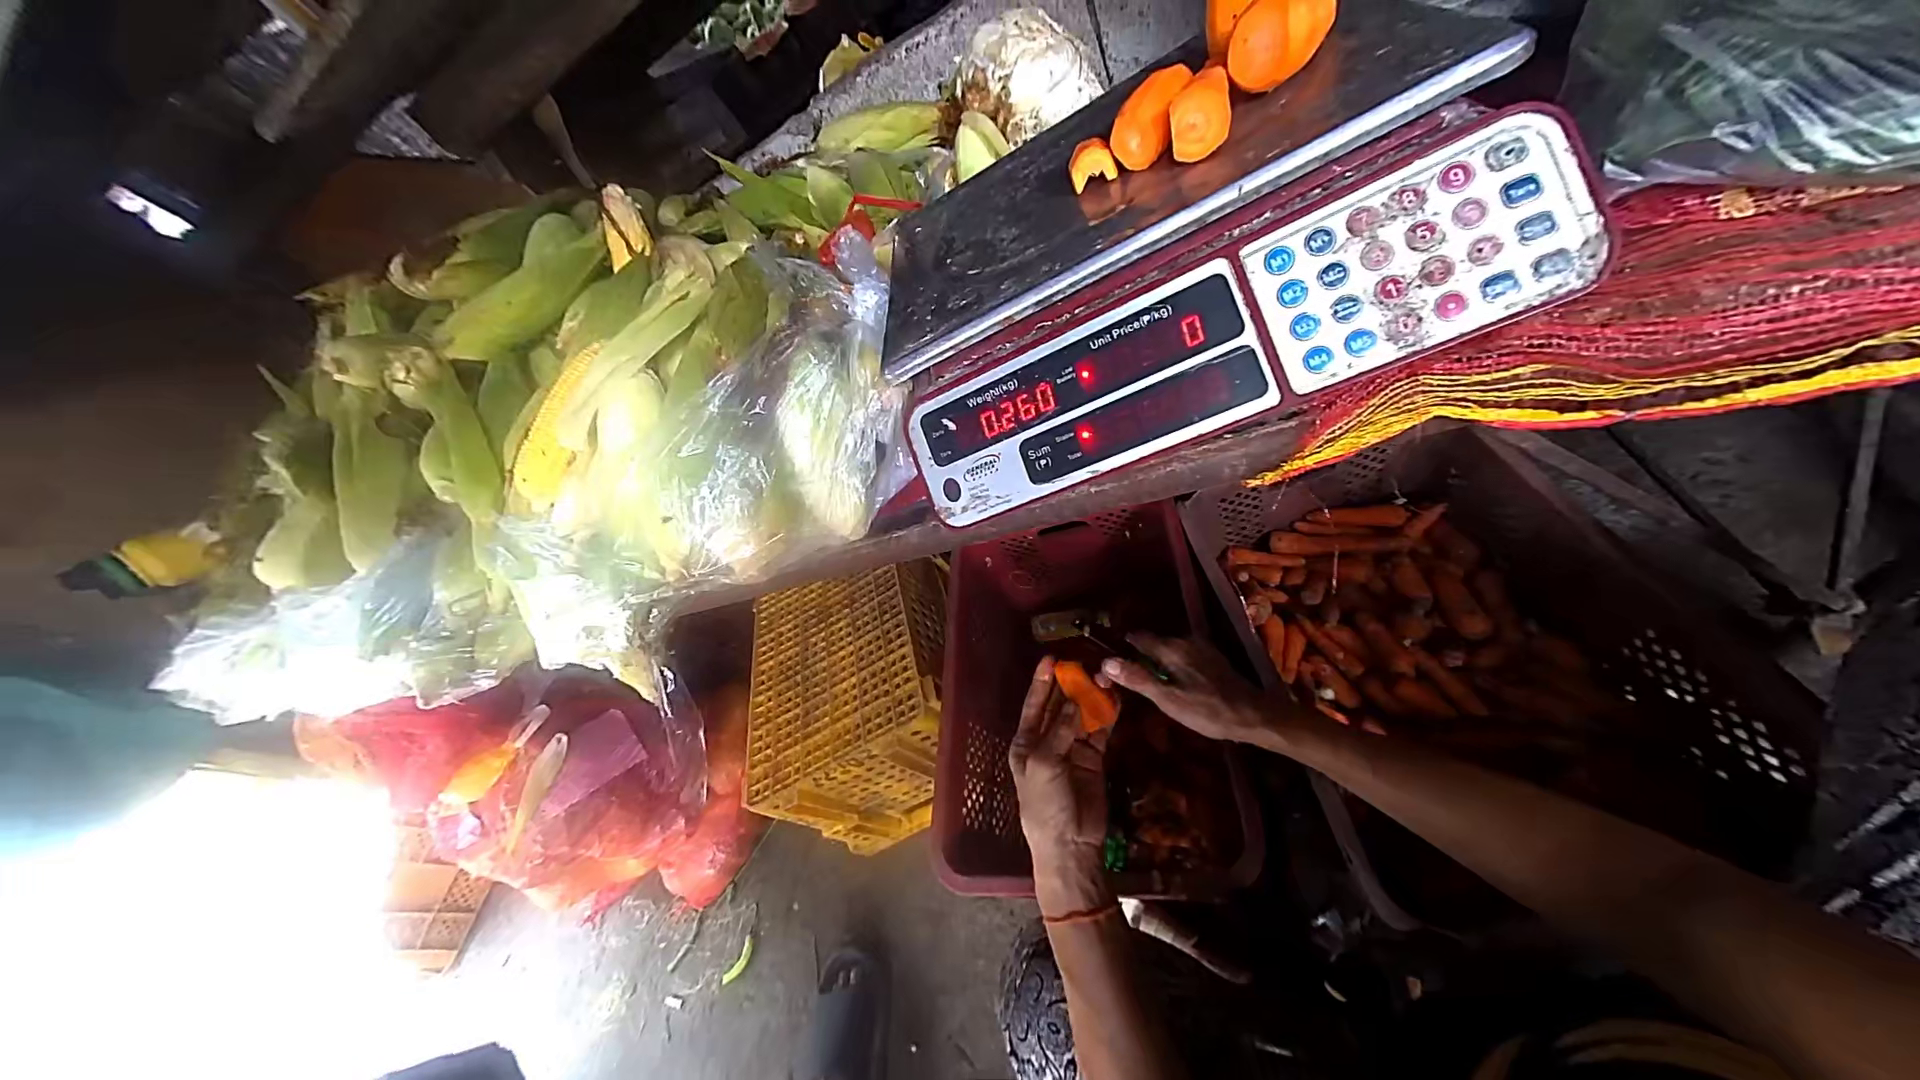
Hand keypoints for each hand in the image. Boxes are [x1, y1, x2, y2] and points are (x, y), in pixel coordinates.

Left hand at [1009, 657, 1113, 915]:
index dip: (1042, 682)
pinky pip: (1100, 732)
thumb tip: (1074, 700)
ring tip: (1105, 676)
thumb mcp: (1045, 764)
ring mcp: (1071, 749)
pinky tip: (1116, 699)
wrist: (1070, 845)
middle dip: (1071, 686)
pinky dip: (1108, 716)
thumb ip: (1059, 730)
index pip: (1034, 705)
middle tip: (1085, 663)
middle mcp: (1047, 742)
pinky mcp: (1093, 759)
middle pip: (1059, 706)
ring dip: (1092, 698)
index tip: (1051, 658)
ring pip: (1082, 716)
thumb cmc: (1045, 804)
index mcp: (1026, 743)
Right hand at [1098, 633, 1301, 747]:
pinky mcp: (1213, 658)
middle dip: (1140, 658)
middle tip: (1133, 682)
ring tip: (1154, 685)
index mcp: (1171, 648)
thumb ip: (1137, 678)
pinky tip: (1177, 684)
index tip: (1112, 667)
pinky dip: (1175, 666)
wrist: (1254, 716)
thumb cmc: (1207, 710)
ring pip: (1169, 650)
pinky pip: (1184, 656)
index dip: (1121, 650)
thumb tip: (1106, 661)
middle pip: (1153, 644)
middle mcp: (1186, 640)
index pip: (1137, 638)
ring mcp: (1202, 648)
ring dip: (1158, 663)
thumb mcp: (1168, 699)